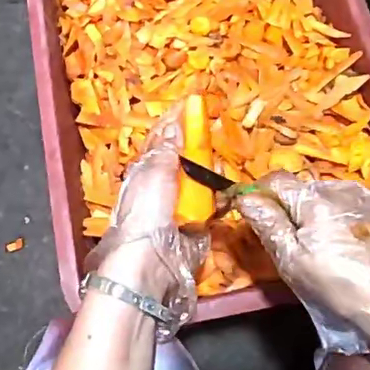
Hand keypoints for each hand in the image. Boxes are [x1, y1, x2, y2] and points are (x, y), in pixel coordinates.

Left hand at [85, 109, 208, 329]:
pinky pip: (210, 207)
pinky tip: (228, 185)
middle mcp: (159, 190)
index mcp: (142, 174)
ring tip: (220, 150)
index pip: (159, 142)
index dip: (172, 124)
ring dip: (208, 169)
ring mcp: (178, 210)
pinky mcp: (196, 229)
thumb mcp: (153, 175)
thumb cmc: (146, 216)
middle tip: (209, 124)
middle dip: (194, 144)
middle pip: (180, 161)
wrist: (153, 266)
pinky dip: (219, 197)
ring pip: (197, 183)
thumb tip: (173, 128)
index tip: (189, 104)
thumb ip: (166, 152)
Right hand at [234, 172, 369, 349]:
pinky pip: (359, 207)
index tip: (252, 213)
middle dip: (291, 205)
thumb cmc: (343, 288)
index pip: (275, 180)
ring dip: (321, 211)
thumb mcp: (294, 262)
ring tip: (327, 246)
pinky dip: (348, 219)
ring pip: (333, 196)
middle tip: (292, 240)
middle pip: (305, 187)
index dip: (258, 193)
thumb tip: (245, 197)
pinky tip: (356, 247)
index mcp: (314, 199)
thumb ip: (268, 224)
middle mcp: (343, 189)